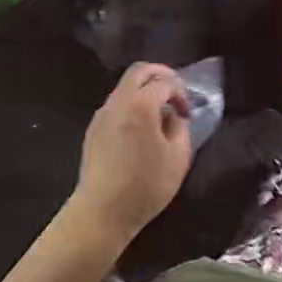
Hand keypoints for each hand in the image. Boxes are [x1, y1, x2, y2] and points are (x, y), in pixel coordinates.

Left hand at [70, 63, 194, 238]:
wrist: (103, 209)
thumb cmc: (146, 185)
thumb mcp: (178, 157)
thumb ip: (180, 127)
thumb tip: (174, 115)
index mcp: (139, 104)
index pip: (164, 81)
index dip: (181, 92)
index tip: (188, 113)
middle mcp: (117, 102)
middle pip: (138, 71)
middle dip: (161, 76)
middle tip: (176, 93)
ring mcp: (101, 114)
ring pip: (124, 87)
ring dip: (144, 91)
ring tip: (160, 115)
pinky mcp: (93, 128)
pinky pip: (115, 105)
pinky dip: (131, 105)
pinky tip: (141, 129)